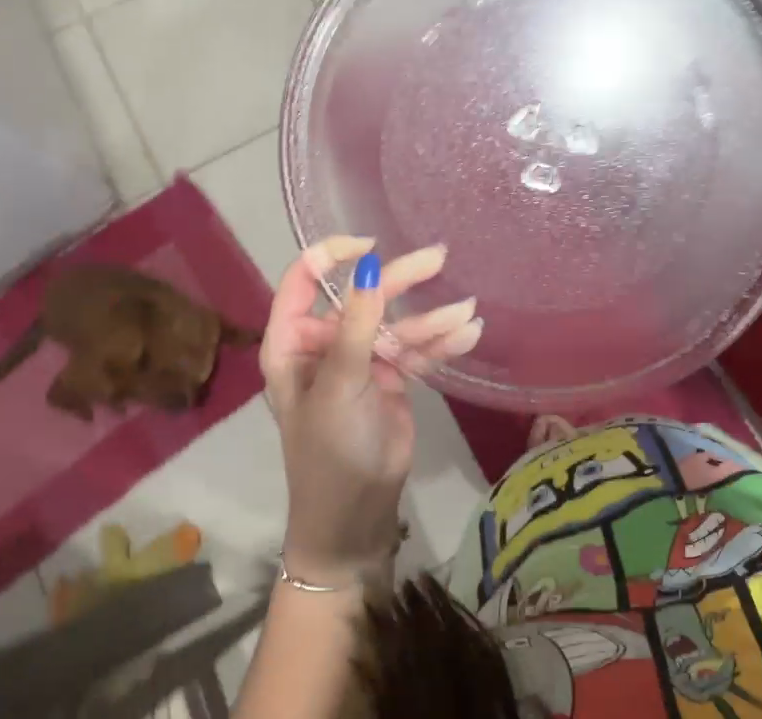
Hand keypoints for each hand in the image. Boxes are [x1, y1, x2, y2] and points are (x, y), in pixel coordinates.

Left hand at [259, 236, 481, 585]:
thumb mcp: (340, 386)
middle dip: (399, 280)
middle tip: (438, 258)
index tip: (372, 246)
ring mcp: (361, 362)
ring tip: (467, 310)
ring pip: (397, 325)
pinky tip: (468, 333)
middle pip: (363, 297)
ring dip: (431, 318)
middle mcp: (325, 345)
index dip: (333, 255)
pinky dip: (441, 343)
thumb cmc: (330, 450)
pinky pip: (417, 351)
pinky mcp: (390, 380)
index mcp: (293, 342)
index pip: (305, 280)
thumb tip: (370, 267)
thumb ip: (357, 326)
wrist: (354, 516)